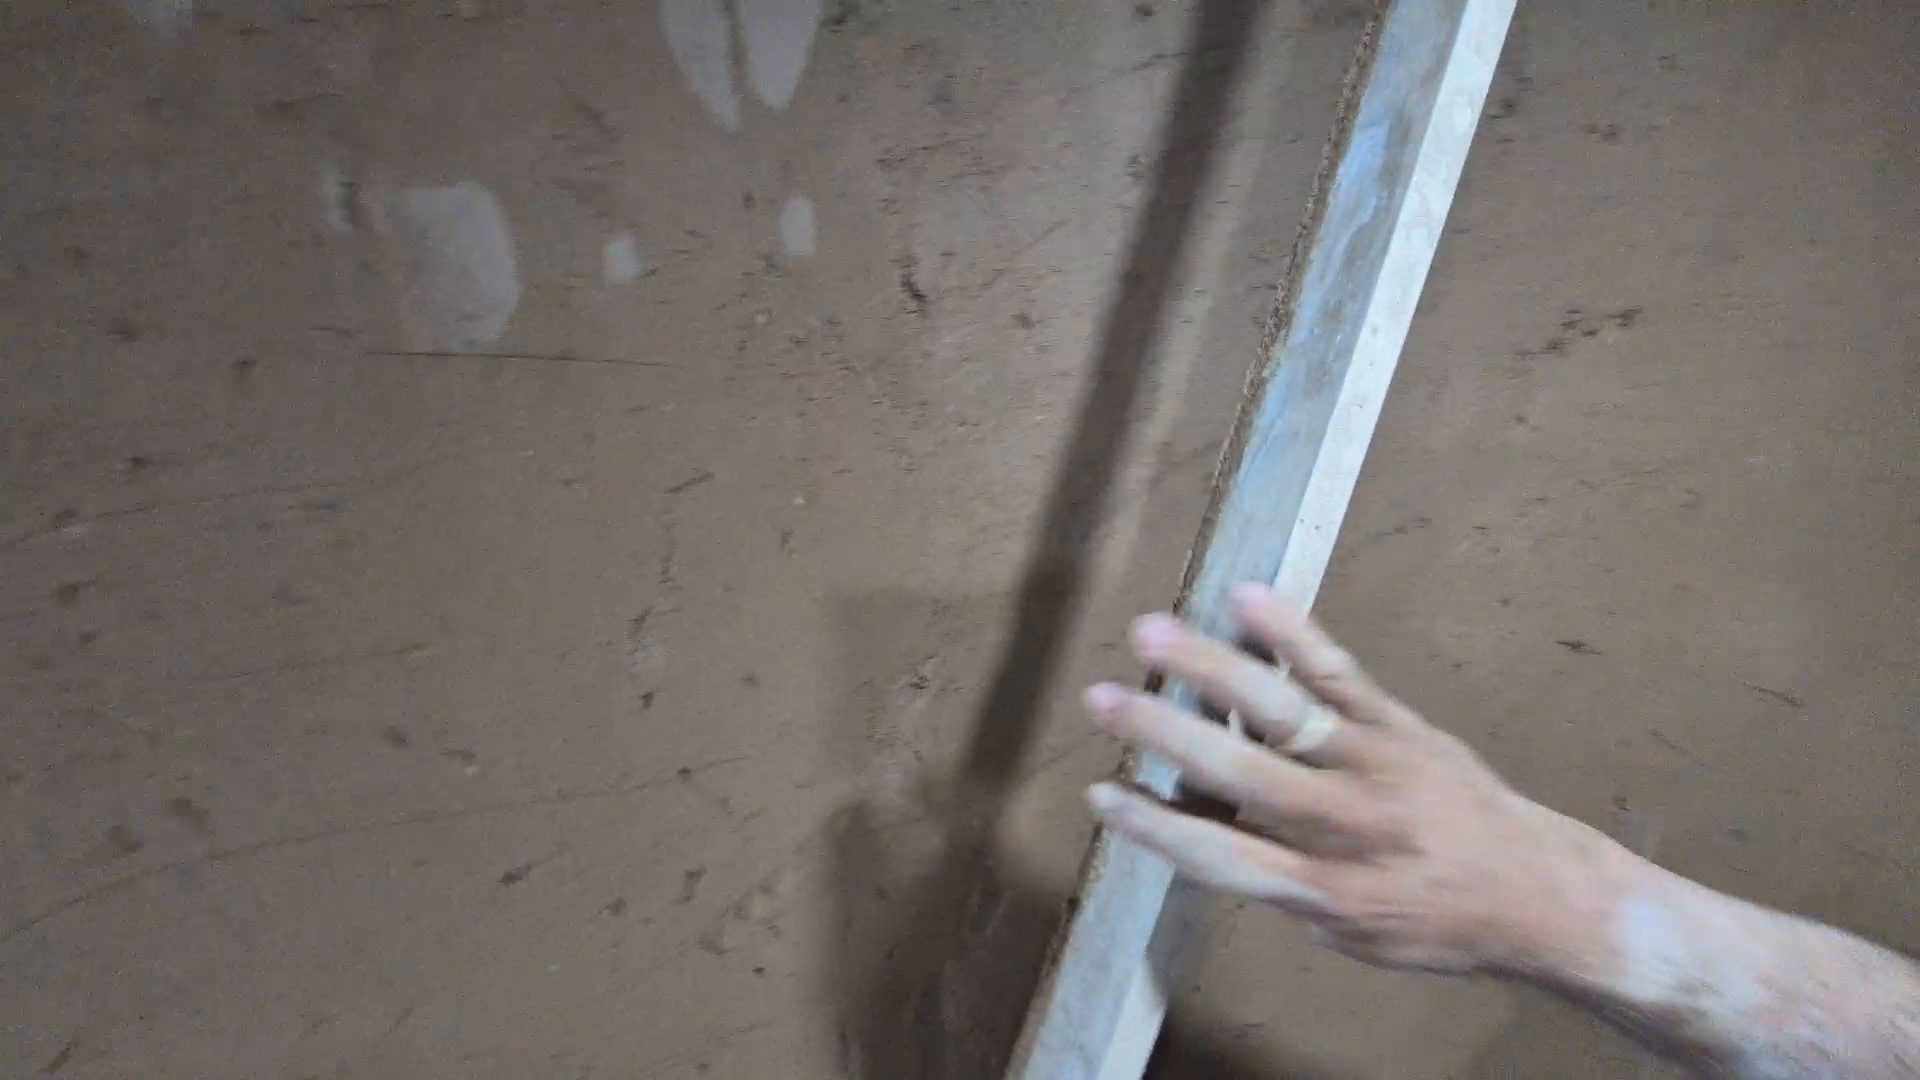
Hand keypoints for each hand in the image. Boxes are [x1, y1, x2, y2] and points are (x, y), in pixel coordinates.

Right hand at [1084, 583, 1622, 974]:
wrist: (1547, 895)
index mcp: (1327, 890)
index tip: (1100, 793)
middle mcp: (1347, 824)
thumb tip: (1188, 816)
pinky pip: (1337, 672)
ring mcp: (1374, 763)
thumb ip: (1267, 874)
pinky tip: (1246, 597)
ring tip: (1152, 631)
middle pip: (1241, 772)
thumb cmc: (1430, 918)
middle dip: (1163, 732)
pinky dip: (1289, 633)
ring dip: (1210, 668)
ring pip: (1280, 710)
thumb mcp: (1345, 928)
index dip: (1155, 825)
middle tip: (1102, 698)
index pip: (1219, 854)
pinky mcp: (1397, 722)